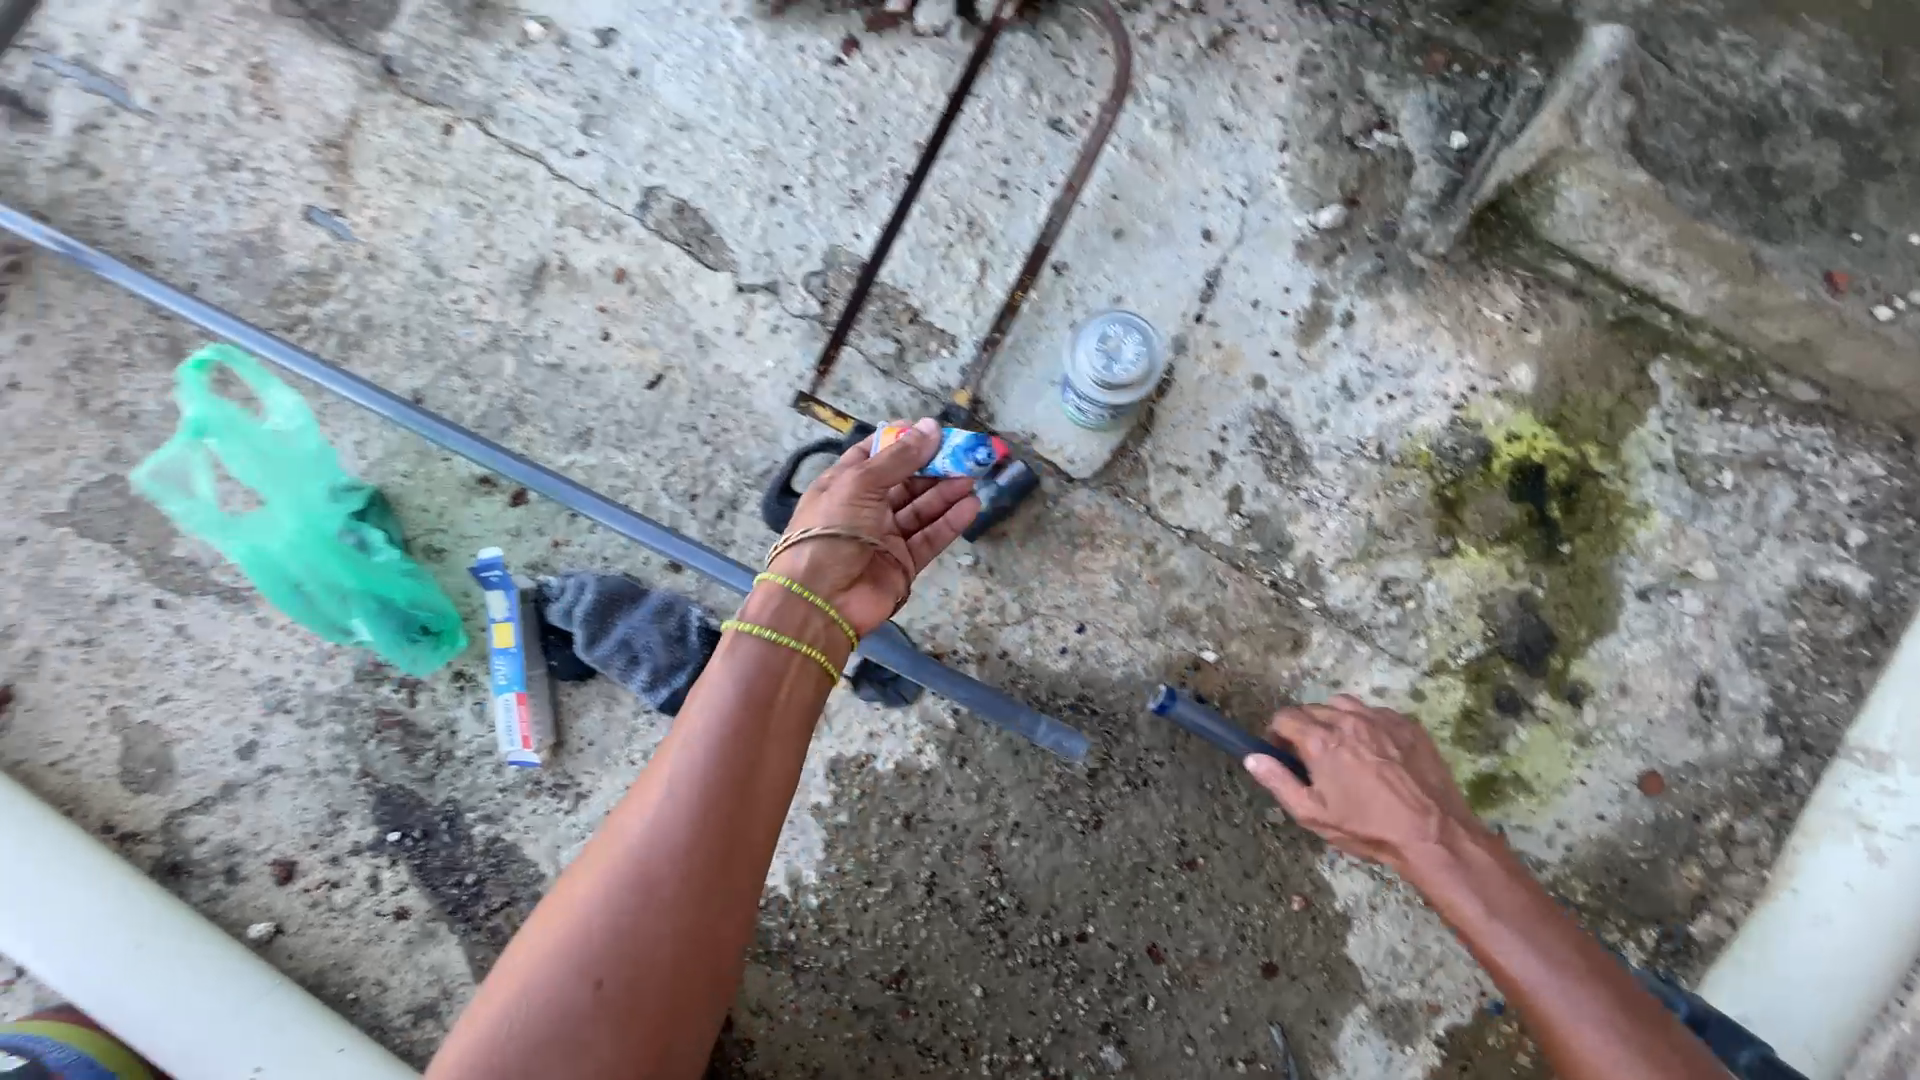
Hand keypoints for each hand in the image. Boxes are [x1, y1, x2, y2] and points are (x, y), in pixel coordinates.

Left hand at [769, 417, 980, 635]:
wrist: (821, 599)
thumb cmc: (830, 530)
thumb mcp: (859, 483)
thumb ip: (899, 457)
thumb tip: (932, 426)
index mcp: (844, 483)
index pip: (876, 455)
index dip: (903, 441)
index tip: (933, 431)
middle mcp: (865, 507)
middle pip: (906, 481)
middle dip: (934, 467)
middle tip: (966, 455)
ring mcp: (886, 537)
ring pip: (922, 509)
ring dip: (946, 492)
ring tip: (973, 477)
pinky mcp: (904, 563)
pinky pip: (930, 538)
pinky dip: (950, 522)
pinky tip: (970, 506)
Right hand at [1242, 695, 1487, 874]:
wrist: (1434, 835)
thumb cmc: (1368, 828)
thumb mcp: (1313, 814)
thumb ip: (1277, 781)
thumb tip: (1252, 757)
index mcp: (1320, 739)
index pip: (1284, 717)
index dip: (1277, 734)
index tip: (1283, 754)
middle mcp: (1347, 720)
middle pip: (1312, 708)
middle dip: (1304, 727)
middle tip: (1313, 757)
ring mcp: (1380, 719)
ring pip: (1343, 705)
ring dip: (1333, 719)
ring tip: (1342, 746)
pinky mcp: (1407, 725)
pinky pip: (1375, 712)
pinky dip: (1366, 723)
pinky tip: (1374, 749)